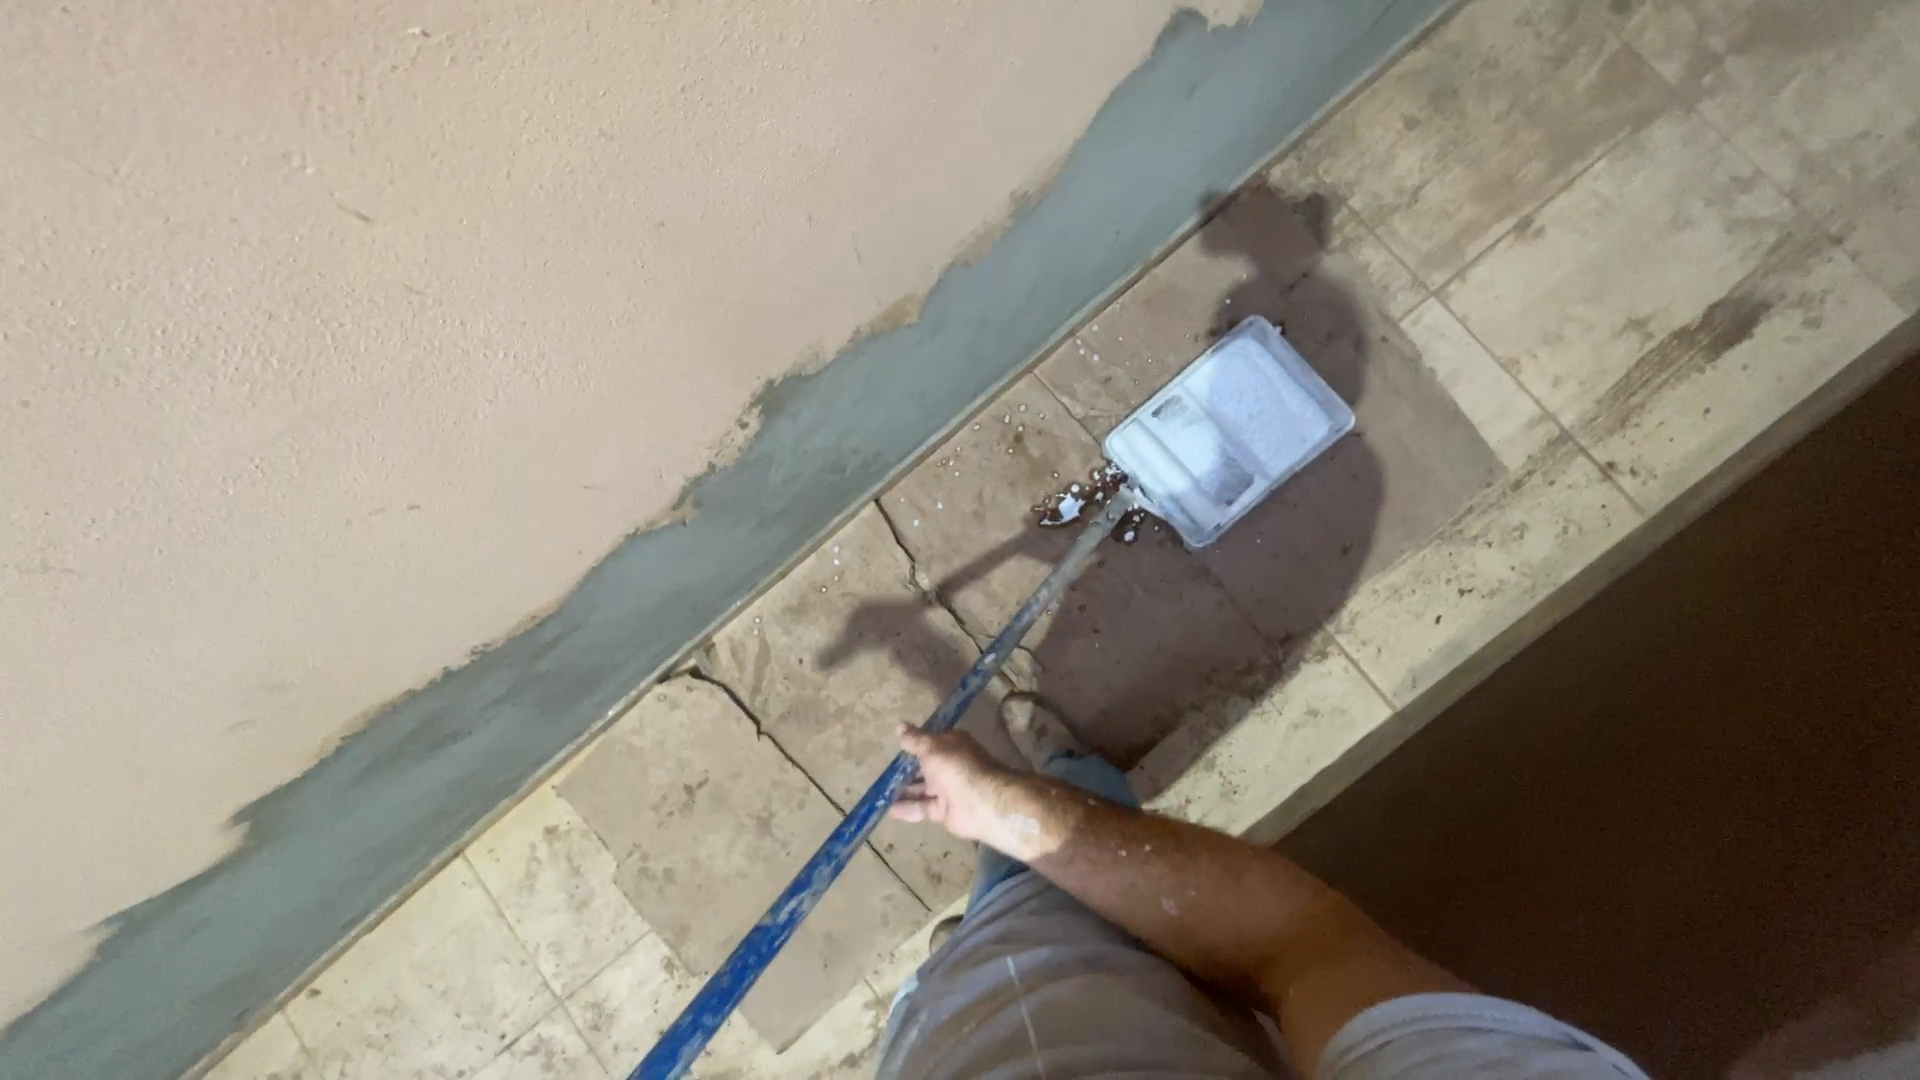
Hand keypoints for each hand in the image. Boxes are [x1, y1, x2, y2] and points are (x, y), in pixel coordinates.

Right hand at [889, 724, 1017, 843]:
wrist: (980, 801)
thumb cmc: (955, 766)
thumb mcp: (931, 747)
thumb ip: (915, 740)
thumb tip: (900, 726)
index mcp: (951, 745)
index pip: (930, 743)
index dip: (913, 745)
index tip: (895, 748)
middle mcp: (949, 765)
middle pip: (924, 767)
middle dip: (905, 770)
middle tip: (882, 772)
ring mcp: (947, 789)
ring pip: (921, 788)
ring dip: (903, 790)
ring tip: (879, 791)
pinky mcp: (943, 811)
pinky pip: (921, 808)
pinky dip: (906, 808)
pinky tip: (888, 808)